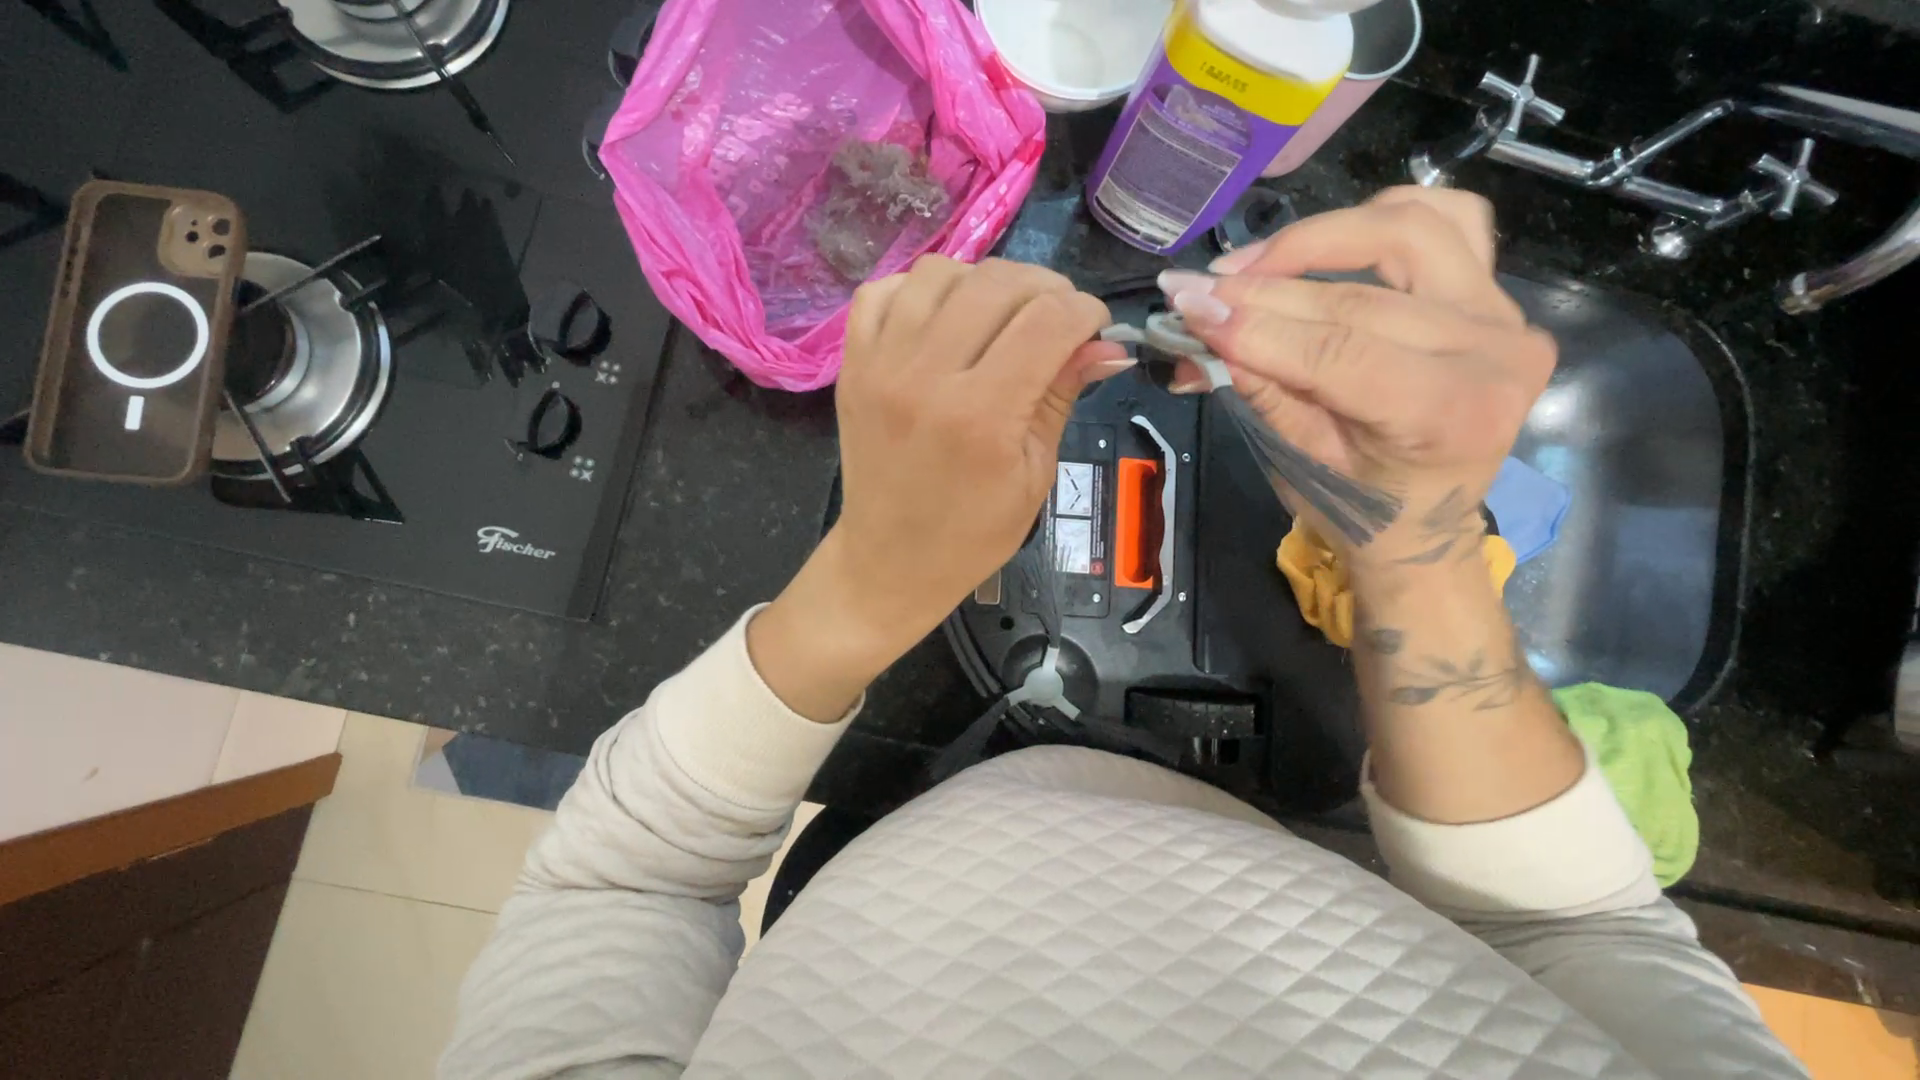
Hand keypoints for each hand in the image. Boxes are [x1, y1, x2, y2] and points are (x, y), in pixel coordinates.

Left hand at [750, 256, 1128, 720]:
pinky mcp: (852, 364)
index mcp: (982, 416)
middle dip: (1045, 289)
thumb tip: (1107, 344)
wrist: (890, 560)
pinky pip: (883, 290)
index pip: (1048, 320)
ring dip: (983, 283)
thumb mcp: (1035, 473)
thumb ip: (1062, 395)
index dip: (1086, 311)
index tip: (1094, 328)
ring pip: (941, 272)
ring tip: (999, 317)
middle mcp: (926, 378)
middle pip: (998, 283)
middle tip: (1055, 320)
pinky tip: (943, 319)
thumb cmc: (973, 533)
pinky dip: (919, 290)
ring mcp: (880, 365)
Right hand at [1159, 187, 1555, 576]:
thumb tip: (1199, 321)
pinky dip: (1383, 216)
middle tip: (1194, 290)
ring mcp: (1504, 314)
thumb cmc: (1359, 507)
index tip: (1186, 308)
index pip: (1336, 352)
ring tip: (1248, 264)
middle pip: (1357, 297)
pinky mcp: (1496, 292)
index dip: (1256, 326)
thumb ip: (1259, 385)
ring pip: (1405, 233)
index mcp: (1447, 416)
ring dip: (1314, 239)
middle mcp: (1492, 353)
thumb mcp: (1299, 459)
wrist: (1424, 519)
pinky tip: (1329, 238)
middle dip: (1263, 289)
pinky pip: (1450, 221)